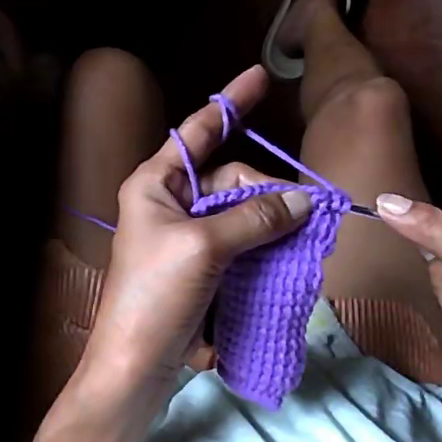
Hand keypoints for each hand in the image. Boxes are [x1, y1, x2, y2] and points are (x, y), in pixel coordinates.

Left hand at [83, 66, 313, 386]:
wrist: (135, 365)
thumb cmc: (154, 295)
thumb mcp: (204, 247)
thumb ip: (254, 217)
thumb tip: (305, 200)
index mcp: (154, 185)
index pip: (197, 133)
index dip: (230, 104)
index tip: (261, 76)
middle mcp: (168, 204)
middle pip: (230, 178)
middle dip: (268, 188)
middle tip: (306, 213)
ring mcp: (185, 238)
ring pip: (240, 212)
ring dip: (272, 220)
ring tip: (304, 234)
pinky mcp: (200, 269)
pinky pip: (241, 243)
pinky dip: (264, 245)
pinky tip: (287, 253)